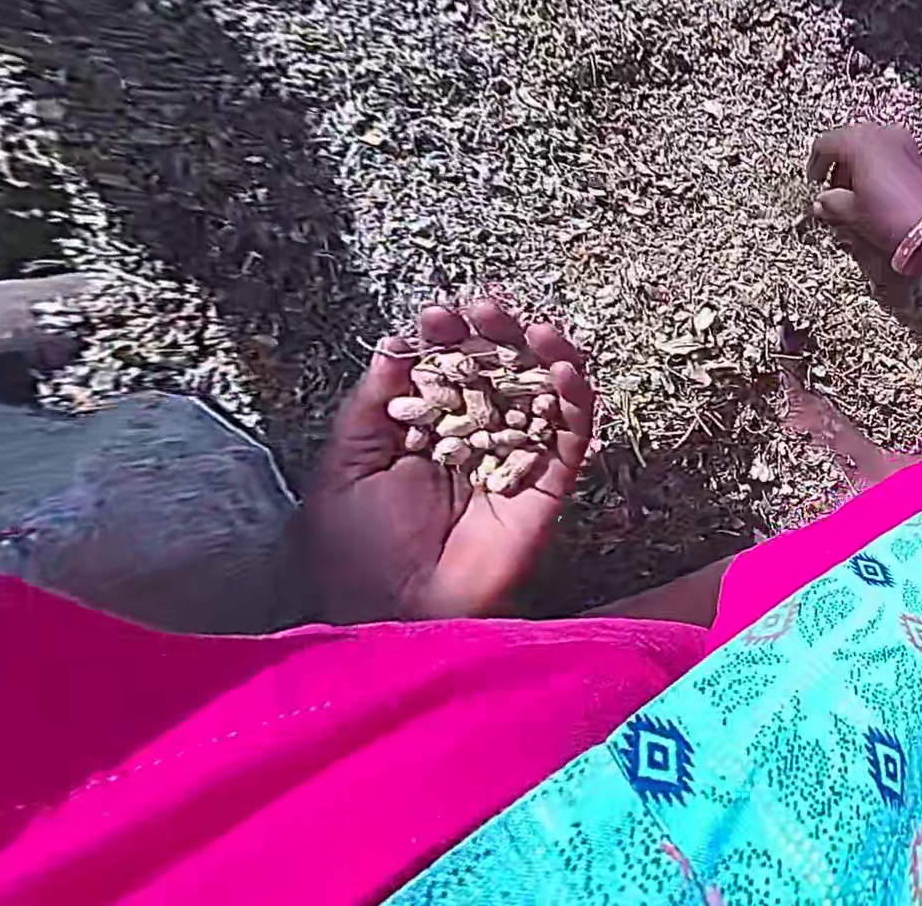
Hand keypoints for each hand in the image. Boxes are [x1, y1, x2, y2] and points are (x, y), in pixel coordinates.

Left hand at [307, 300, 594, 621]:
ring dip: (548, 356)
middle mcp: (482, 432)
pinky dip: (576, 402)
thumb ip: (371, 406)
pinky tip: (565, 371)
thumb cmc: (359, 547)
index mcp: (435, 425)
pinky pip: (571, 436)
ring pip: (546, 395)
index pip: (452, 367)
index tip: (439, 314)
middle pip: (505, 371)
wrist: (395, 613)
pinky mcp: (550, 482)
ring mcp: (520, 455)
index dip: (449, 337)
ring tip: (538, 329)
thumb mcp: (346, 467)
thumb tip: (393, 343)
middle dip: (501, 335)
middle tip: (491, 309)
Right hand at [807, 124, 921, 256]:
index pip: (825, 144)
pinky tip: (871, 192)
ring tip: (850, 195)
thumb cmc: (893, 217)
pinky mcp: (915, 154)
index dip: (815, 164)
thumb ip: (831, 202)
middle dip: (836, 165)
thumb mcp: (852, 212)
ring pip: (867, 146)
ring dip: (854, 166)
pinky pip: (885, 152)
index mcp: (859, 142)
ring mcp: (901, 141)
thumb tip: (822, 201)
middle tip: (830, 190)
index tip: (814, 182)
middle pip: (847, 141)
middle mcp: (881, 134)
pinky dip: (872, 167)